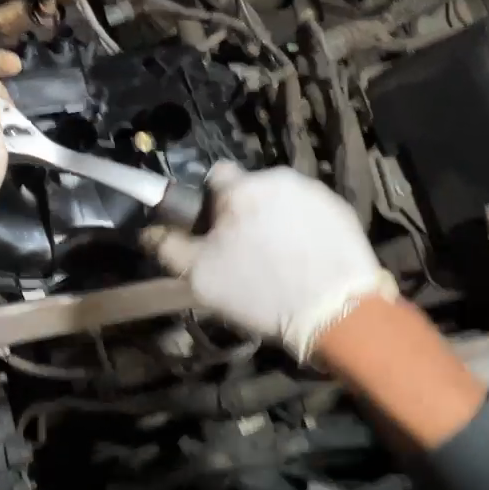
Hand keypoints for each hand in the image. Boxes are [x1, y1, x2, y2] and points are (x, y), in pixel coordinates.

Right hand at [150, 164, 396, 363]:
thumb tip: (148, 230)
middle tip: (245, 251)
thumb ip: (169, 247)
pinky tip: (305, 259)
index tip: (214, 231)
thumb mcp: (201, 278)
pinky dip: (303, 227)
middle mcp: (276, 178)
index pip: (214, 175)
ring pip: (280, 199)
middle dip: (244, 212)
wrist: (340, 314)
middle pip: (249, 188)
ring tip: (279, 259)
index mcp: (240, 189)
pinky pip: (309, 211)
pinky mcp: (340, 209)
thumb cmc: (262, 291)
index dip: (210, 202)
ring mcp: (313, 192)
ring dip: (274, 218)